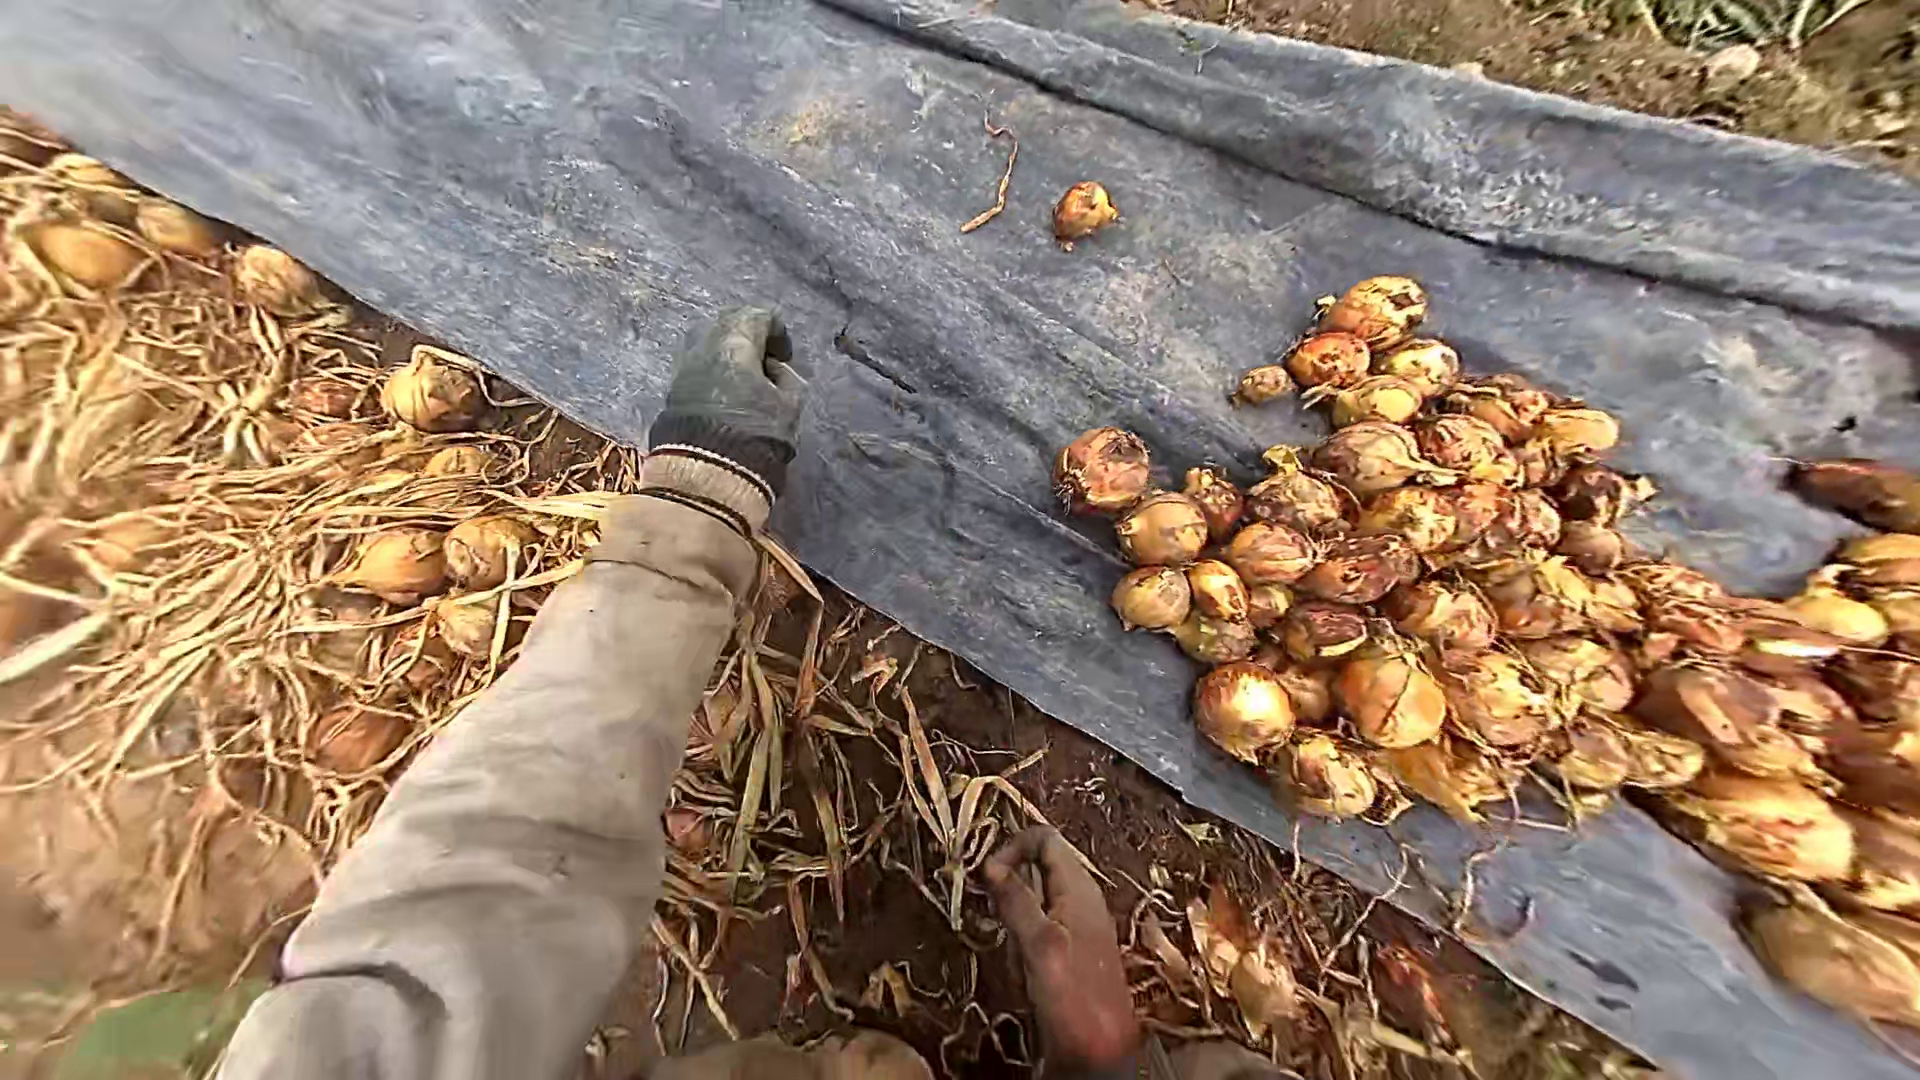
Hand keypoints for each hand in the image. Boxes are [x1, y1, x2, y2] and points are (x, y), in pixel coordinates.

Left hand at [649, 306, 805, 496]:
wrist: (707, 474)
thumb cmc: (756, 437)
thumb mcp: (789, 407)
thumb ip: (786, 379)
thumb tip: (773, 369)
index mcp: (735, 345)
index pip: (758, 316)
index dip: (778, 330)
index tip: (786, 355)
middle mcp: (704, 346)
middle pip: (728, 323)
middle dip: (751, 336)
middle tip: (767, 360)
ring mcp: (684, 367)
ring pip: (709, 342)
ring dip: (731, 353)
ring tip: (747, 378)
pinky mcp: (674, 389)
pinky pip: (699, 365)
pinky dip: (716, 369)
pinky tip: (729, 392)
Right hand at [985, 827, 1140, 1070]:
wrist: (1102, 1061)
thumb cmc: (1074, 998)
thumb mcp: (1040, 945)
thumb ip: (1016, 899)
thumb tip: (990, 863)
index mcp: (1078, 885)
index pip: (1043, 838)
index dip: (1014, 847)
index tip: (989, 876)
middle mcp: (1078, 896)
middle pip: (1034, 869)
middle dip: (1012, 897)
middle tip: (1008, 930)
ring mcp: (1075, 923)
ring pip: (1029, 903)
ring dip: (1016, 930)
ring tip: (1023, 965)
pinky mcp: (1068, 949)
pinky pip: (1035, 932)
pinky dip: (1023, 949)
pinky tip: (1028, 979)